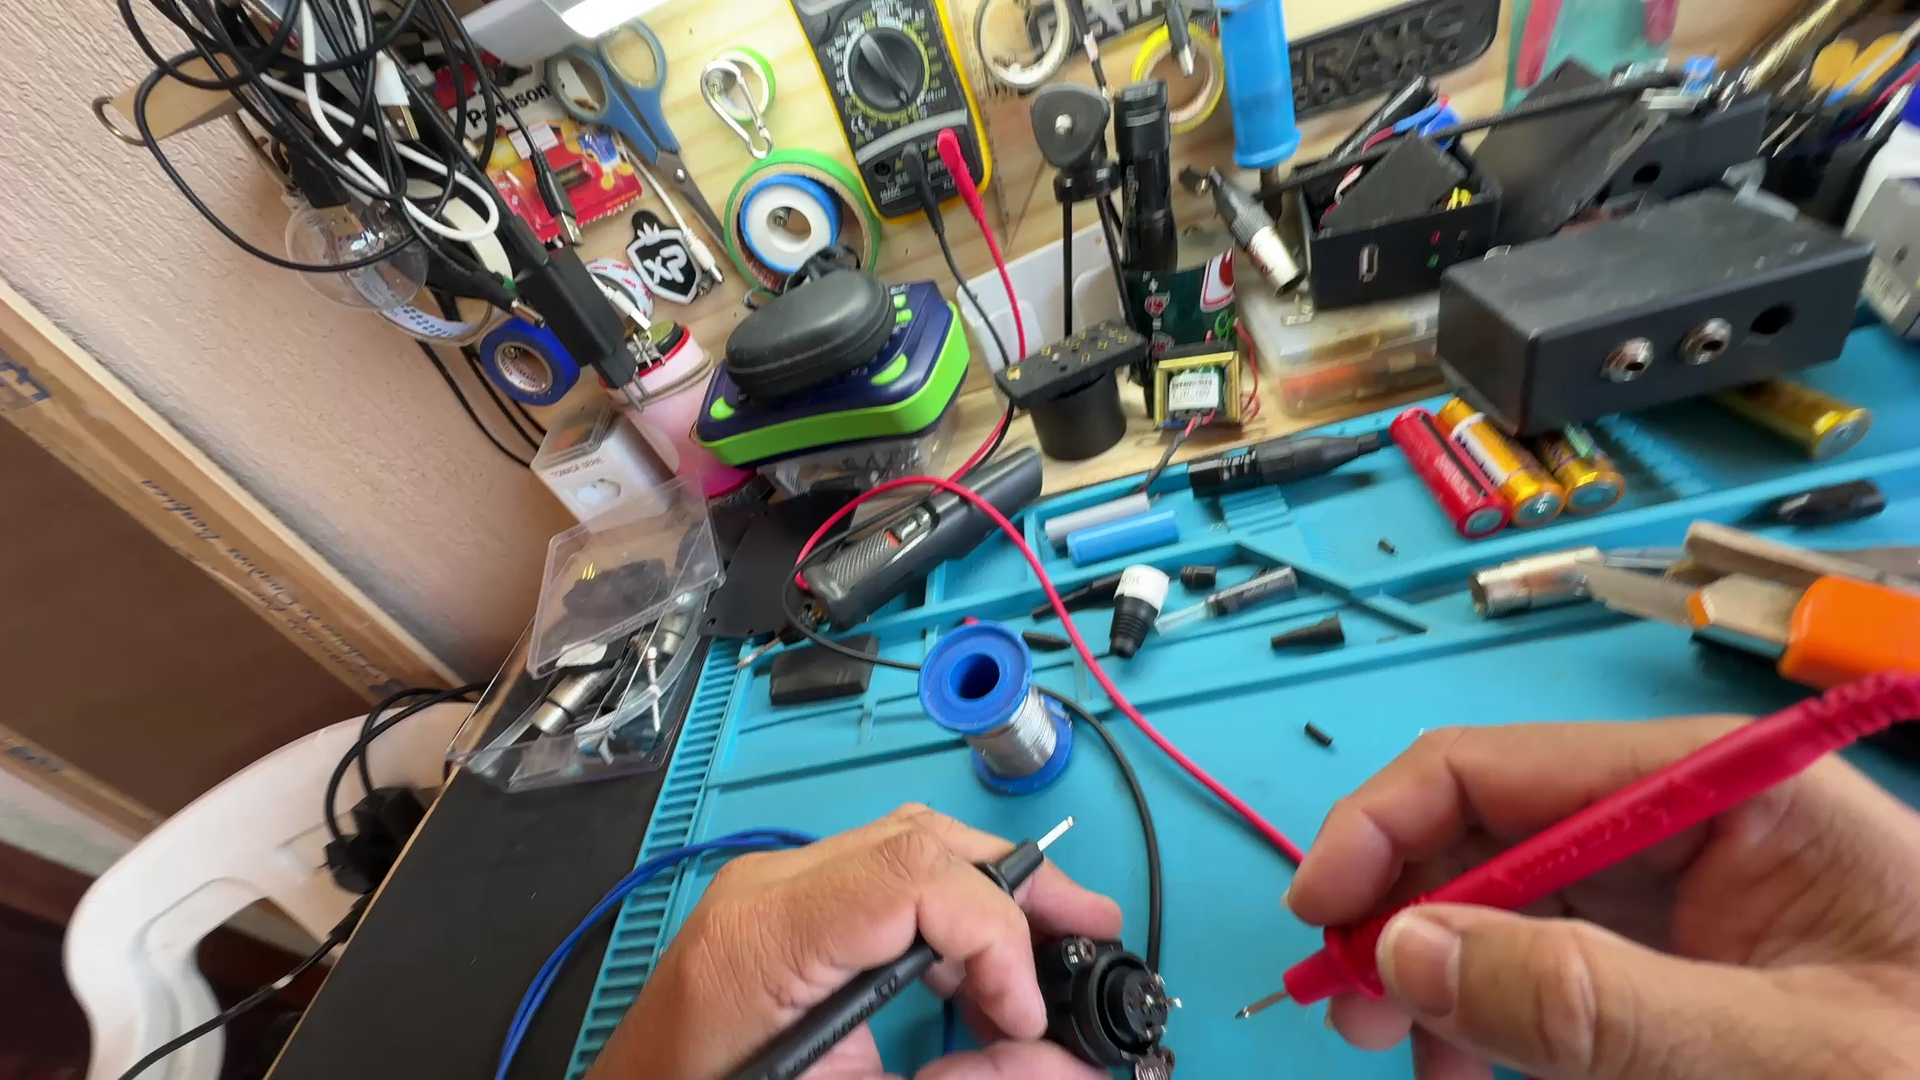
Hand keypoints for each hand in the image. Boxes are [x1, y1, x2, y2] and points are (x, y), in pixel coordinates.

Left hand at [590, 804, 1122, 1079]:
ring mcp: (778, 882)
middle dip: (1018, 882)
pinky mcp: (788, 898)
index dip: (992, 929)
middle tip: (1087, 928)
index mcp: (767, 934)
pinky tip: (978, 962)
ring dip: (990, 888)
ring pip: (911, 842)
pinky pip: (887, 873)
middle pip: (921, 838)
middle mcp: (773, 884)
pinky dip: (949, 909)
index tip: (1023, 1008)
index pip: (910, 871)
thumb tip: (1061, 1061)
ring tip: (1048, 944)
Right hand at [1288, 718, 1919, 1079]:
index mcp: (1700, 786)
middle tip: (1347, 1004)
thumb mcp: (1789, 1067)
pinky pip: (1527, 958)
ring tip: (1393, 1044)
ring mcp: (1656, 887)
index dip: (1375, 826)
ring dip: (1426, 971)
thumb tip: (1396, 950)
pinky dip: (1478, 1010)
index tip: (1315, 910)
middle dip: (1397, 915)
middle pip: (1467, 834)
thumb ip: (1591, 1003)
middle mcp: (1659, 817)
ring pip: (1484, 900)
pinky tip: (1465, 1062)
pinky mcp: (1655, 952)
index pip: (1478, 766)